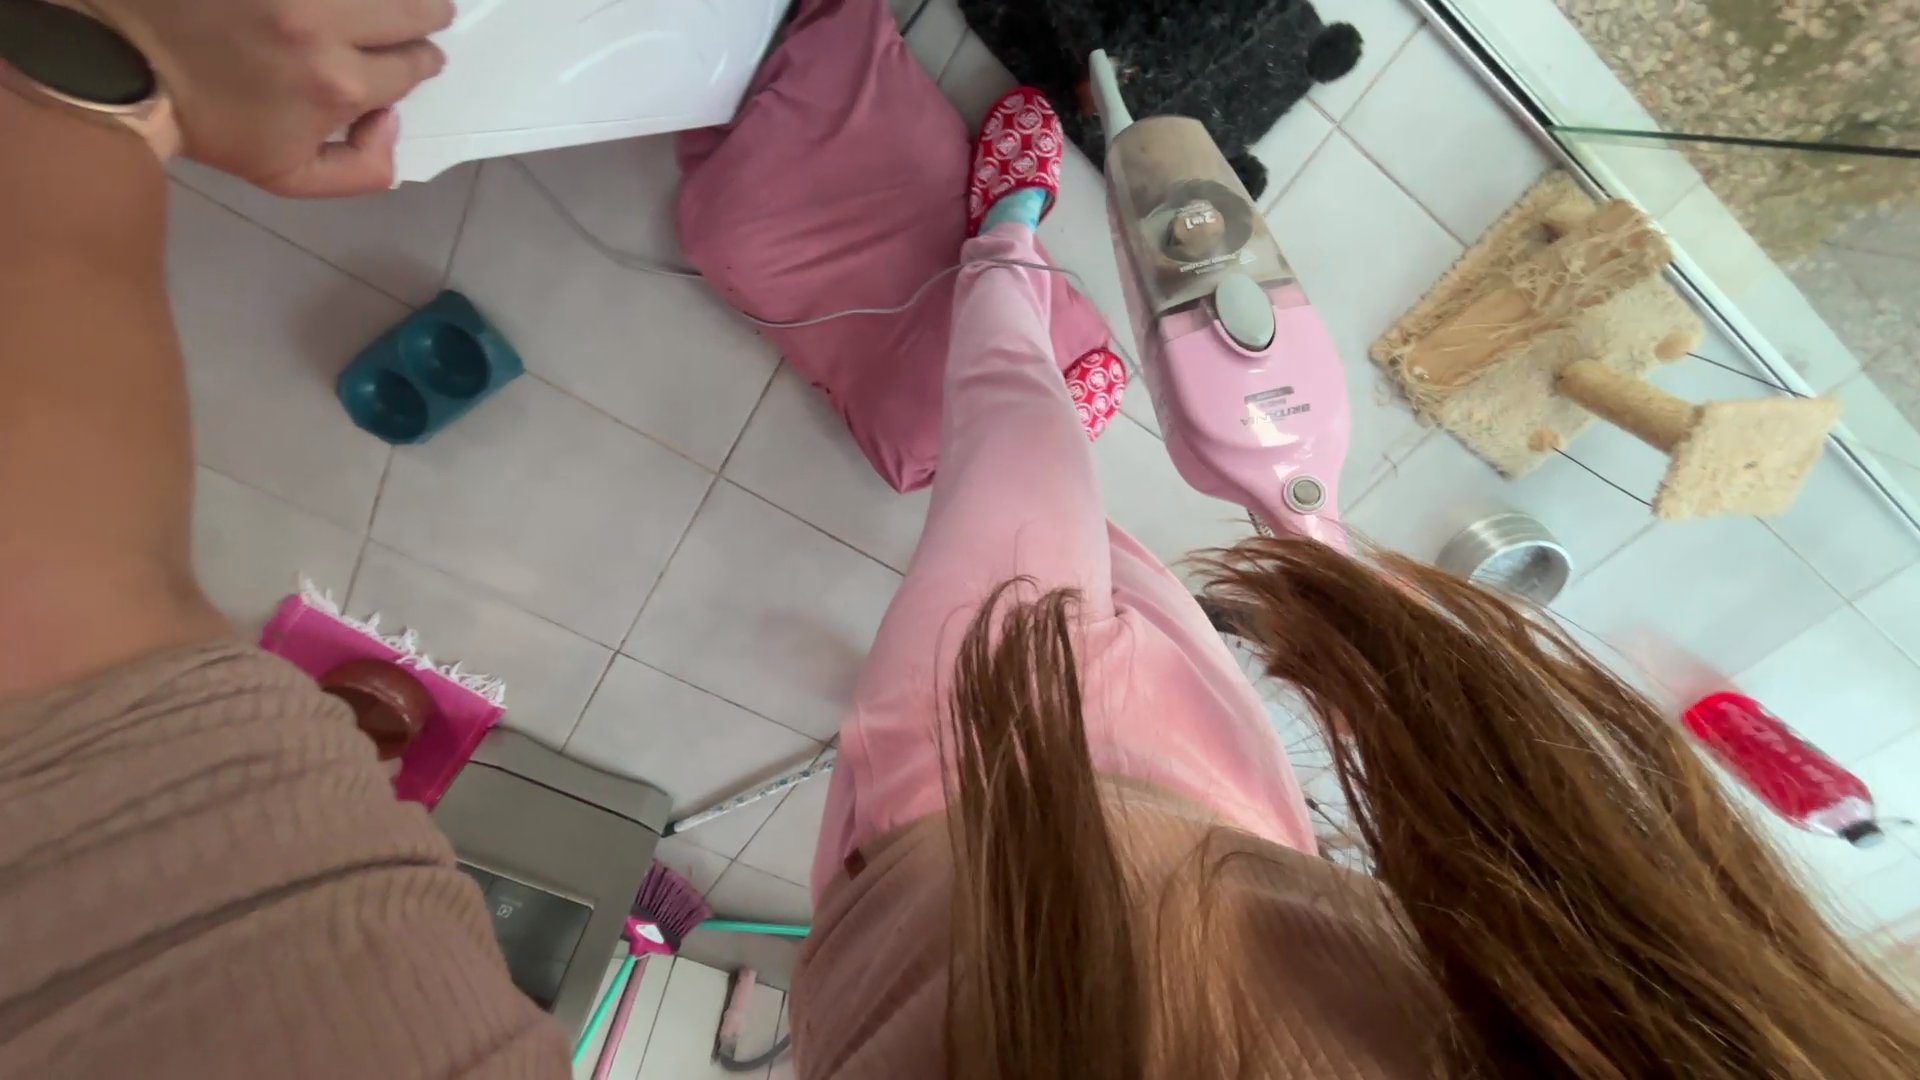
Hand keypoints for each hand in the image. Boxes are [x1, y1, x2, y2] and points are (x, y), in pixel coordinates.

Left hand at [82, 0, 455, 195]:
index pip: (411, 65)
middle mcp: (318, 27)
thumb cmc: (211, 129)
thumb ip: (368, 168)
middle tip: (434, 10)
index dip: (423, 60)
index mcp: (339, 85)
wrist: (110, 66)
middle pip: (403, 11)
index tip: (421, 56)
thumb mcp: (296, 179)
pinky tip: (350, 1)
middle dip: (426, 13)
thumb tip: (390, 120)